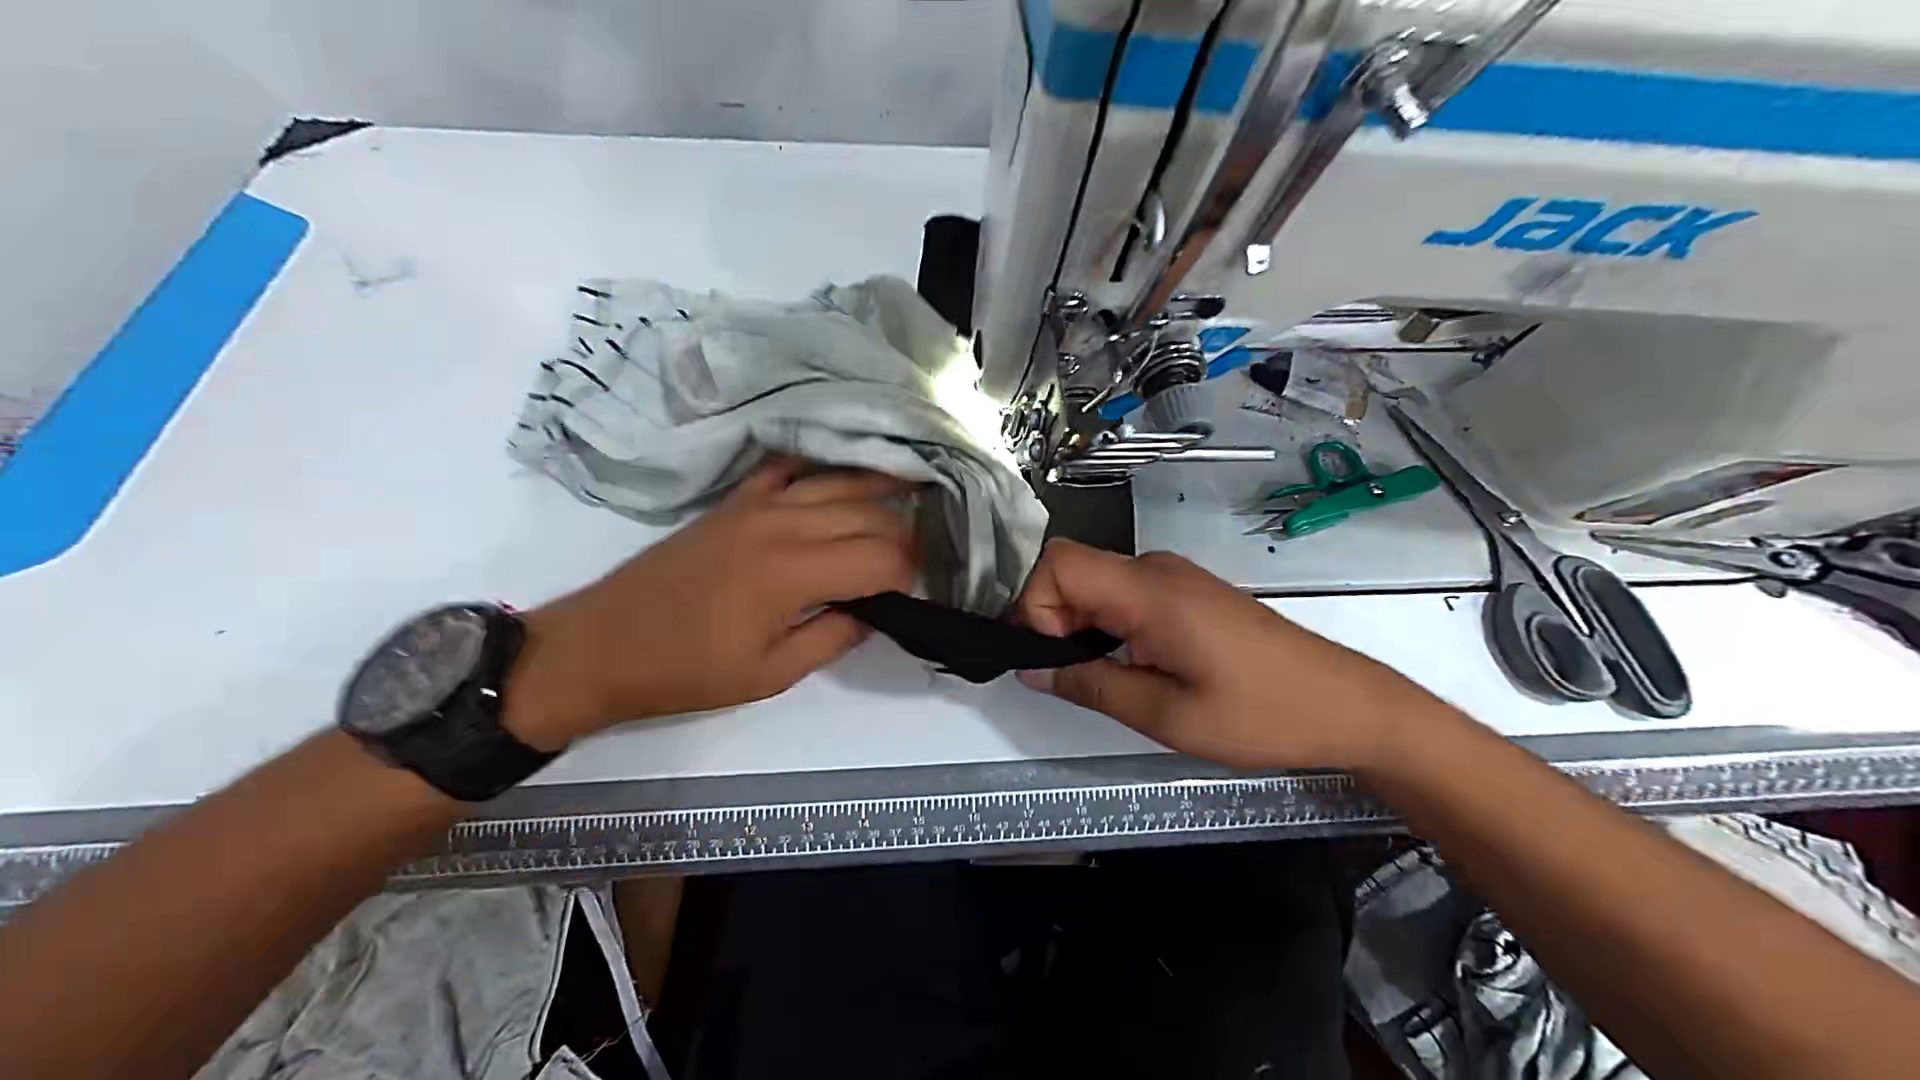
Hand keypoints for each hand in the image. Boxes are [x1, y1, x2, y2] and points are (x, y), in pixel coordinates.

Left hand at [503, 459, 917, 749]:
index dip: (908, 573)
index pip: (879, 557)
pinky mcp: (733, 501)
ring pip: (838, 483)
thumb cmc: (687, 672)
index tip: (916, 591)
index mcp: (791, 572)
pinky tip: (846, 469)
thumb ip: (834, 636)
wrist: (600, 646)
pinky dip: (823, 466)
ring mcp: (755, 504)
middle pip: (867, 513)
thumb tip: (876, 610)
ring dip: (880, 491)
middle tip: (921, 557)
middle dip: (904, 534)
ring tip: (914, 495)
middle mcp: (781, 523)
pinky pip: (788, 468)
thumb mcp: (771, 675)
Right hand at [1015, 538, 1438, 768]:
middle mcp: (1157, 570)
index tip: (1046, 656)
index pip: (1058, 564)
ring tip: (1099, 677)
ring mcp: (1174, 578)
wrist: (1347, 705)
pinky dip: (1105, 625)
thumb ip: (1091, 686)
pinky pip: (1122, 595)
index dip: (1034, 606)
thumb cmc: (1264, 713)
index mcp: (1150, 591)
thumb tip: (1034, 669)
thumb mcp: (1167, 715)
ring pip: (1095, 583)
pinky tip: (1126, 664)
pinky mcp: (1186, 592)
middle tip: (1068, 676)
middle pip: (1072, 571)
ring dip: (1078, 626)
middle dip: (1052, 621)